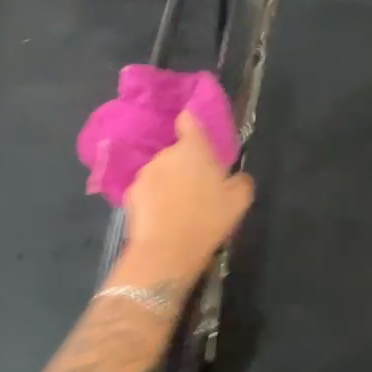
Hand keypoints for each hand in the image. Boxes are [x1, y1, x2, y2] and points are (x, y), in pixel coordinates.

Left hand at [121, 111, 253, 278]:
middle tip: (200, 190)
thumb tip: (237, 176)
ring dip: (170, 183)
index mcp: (194, 150)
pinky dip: (155, 200)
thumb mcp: (239, 201)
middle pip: (178, 153)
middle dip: (187, 166)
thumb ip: (241, 181)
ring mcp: (145, 174)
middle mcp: (166, 154)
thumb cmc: (208, 220)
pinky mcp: (130, 194)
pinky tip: (164, 219)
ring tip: (181, 209)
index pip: (189, 121)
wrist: (167, 251)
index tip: (197, 133)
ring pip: (162, 172)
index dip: (192, 123)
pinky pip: (148, 192)